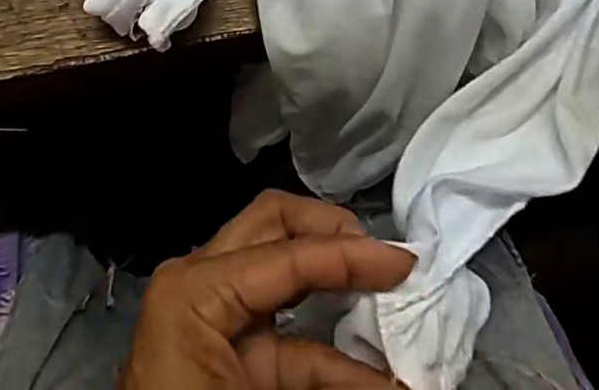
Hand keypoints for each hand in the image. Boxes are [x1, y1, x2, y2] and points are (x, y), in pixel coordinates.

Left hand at [121, 189, 415, 388]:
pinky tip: (377, 377)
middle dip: (334, 234)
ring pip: (283, 272)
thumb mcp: (259, 389)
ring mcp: (213, 317)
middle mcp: (200, 284)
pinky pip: (286, 338)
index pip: (287, 251)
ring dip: (338, 287)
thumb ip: (328, 371)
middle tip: (384, 255)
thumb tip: (400, 374)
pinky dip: (332, 355)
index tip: (404, 261)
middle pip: (276, 225)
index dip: (351, 253)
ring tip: (390, 299)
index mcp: (194, 288)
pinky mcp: (228, 356)